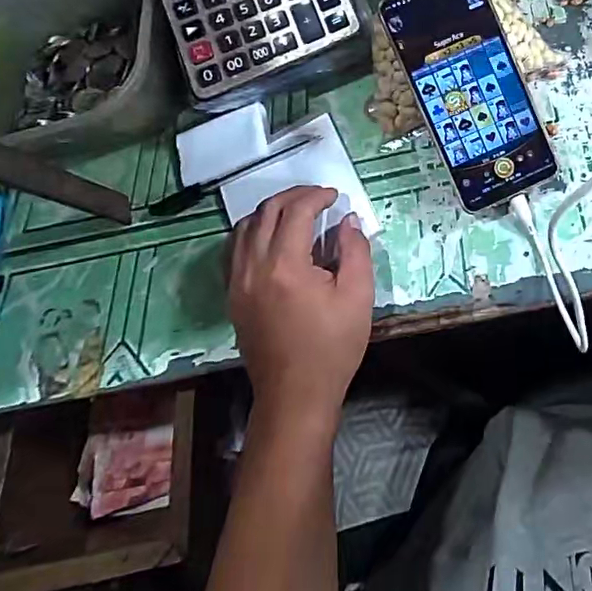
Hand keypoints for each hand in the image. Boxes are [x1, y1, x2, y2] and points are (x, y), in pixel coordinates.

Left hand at [228, 186, 373, 422]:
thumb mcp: (358, 296)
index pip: (295, 212)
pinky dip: (254, 232)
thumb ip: (355, 251)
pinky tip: (273, 238)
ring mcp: (237, 283)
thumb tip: (348, 221)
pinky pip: (236, 249)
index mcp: (285, 267)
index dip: (316, 197)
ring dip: (271, 211)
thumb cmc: (332, 347)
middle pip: (265, 212)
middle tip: (318, 197)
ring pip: (245, 227)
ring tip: (297, 212)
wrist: (296, 394)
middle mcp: (253, 268)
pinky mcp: (233, 297)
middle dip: (293, 196)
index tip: (335, 196)